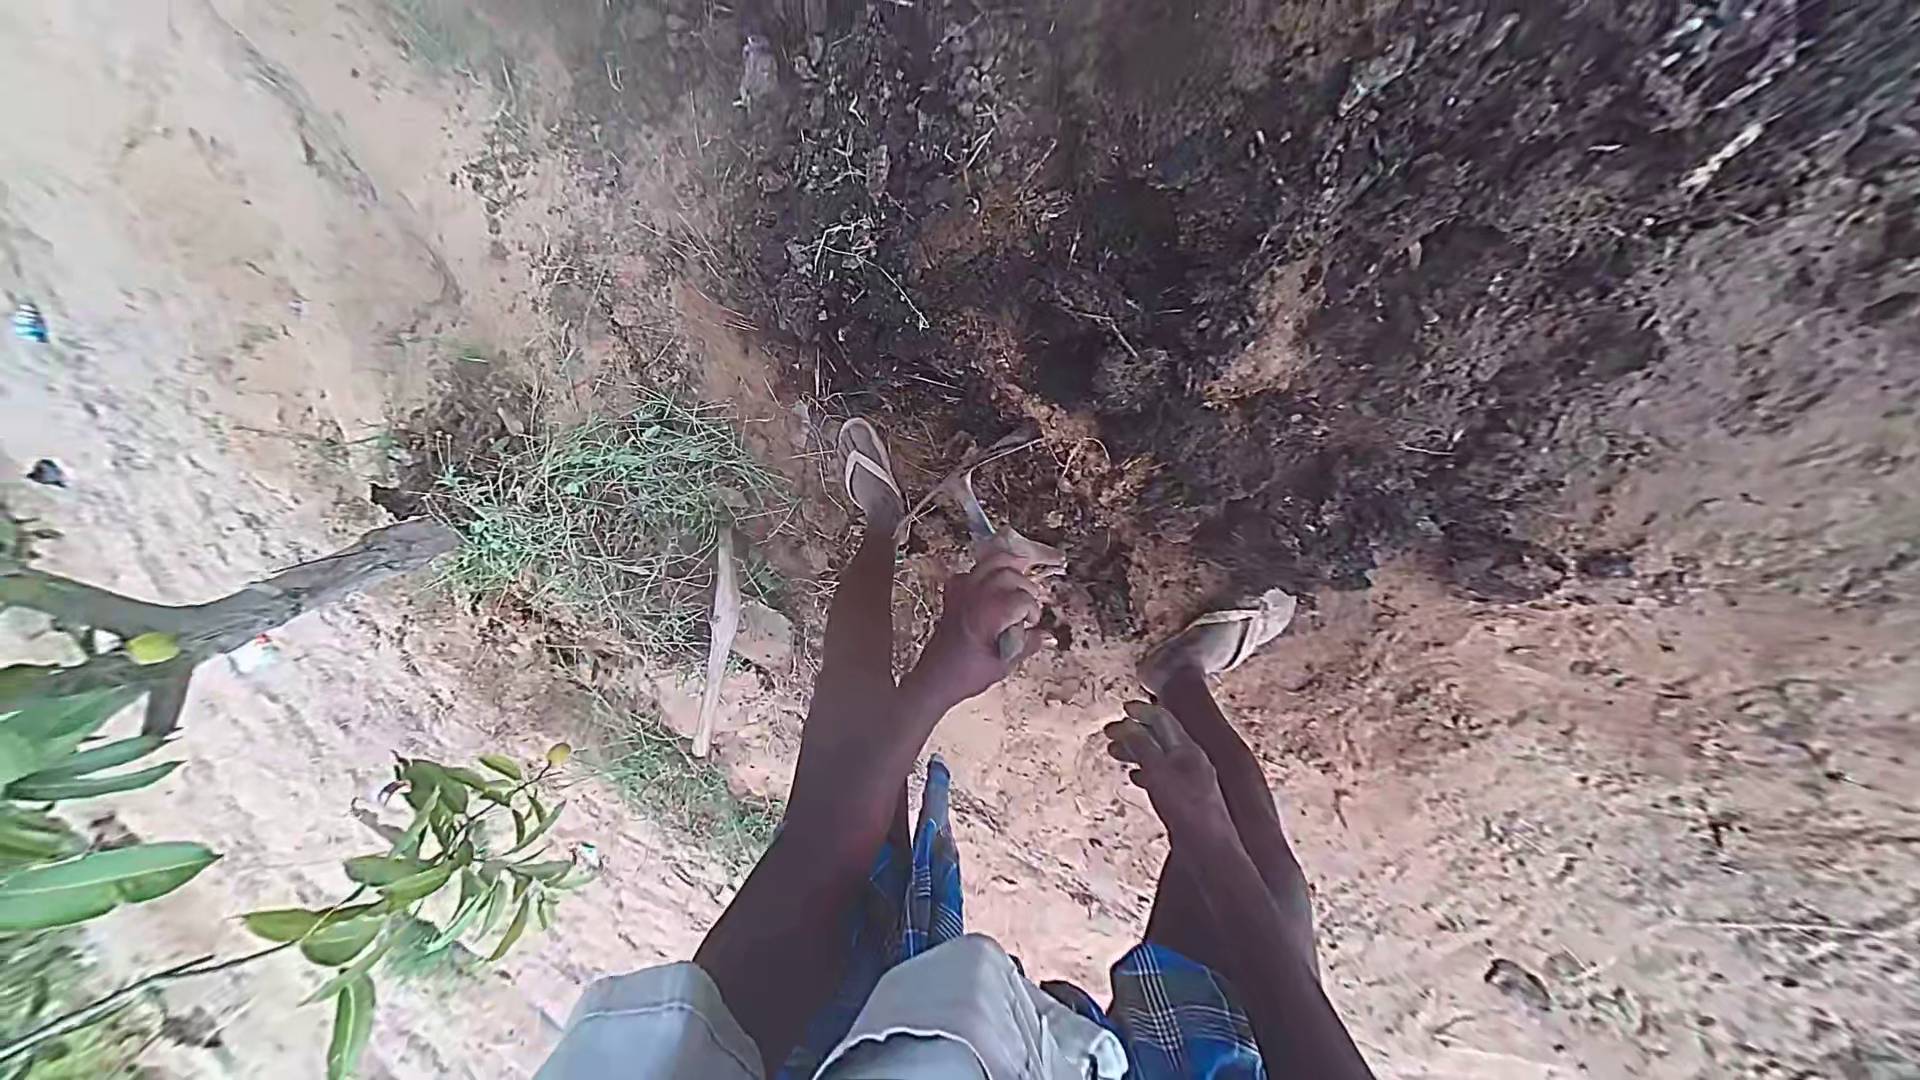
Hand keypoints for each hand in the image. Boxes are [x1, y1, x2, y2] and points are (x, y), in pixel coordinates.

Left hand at [902, 546, 1050, 710]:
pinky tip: (994, 584)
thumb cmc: (968, 674)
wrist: (935, 678)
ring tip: (1020, 579)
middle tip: (1029, 604)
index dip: (1032, 609)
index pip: (1023, 598)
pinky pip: (972, 571)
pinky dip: (986, 571)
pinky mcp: (953, 593)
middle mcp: (976, 595)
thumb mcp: (1004, 664)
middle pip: (1009, 573)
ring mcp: (962, 590)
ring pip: (990, 563)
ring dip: (1009, 568)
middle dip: (1025, 586)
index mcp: (990, 612)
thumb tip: (1047, 635)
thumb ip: (1028, 644)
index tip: (1032, 623)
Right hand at [1104, 701, 1236, 844]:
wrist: (1208, 851)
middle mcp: (1192, 760)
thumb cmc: (1185, 809)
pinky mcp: (1187, 799)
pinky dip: (1145, 770)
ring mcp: (1191, 780)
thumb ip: (1142, 745)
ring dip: (1136, 751)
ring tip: (1115, 754)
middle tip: (1110, 733)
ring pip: (1159, 756)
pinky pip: (1162, 775)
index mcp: (1188, 748)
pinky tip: (1135, 777)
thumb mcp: (1158, 771)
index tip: (1124, 708)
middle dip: (1134, 732)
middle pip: (1159, 737)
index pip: (1163, 719)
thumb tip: (1128, 724)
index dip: (1142, 711)